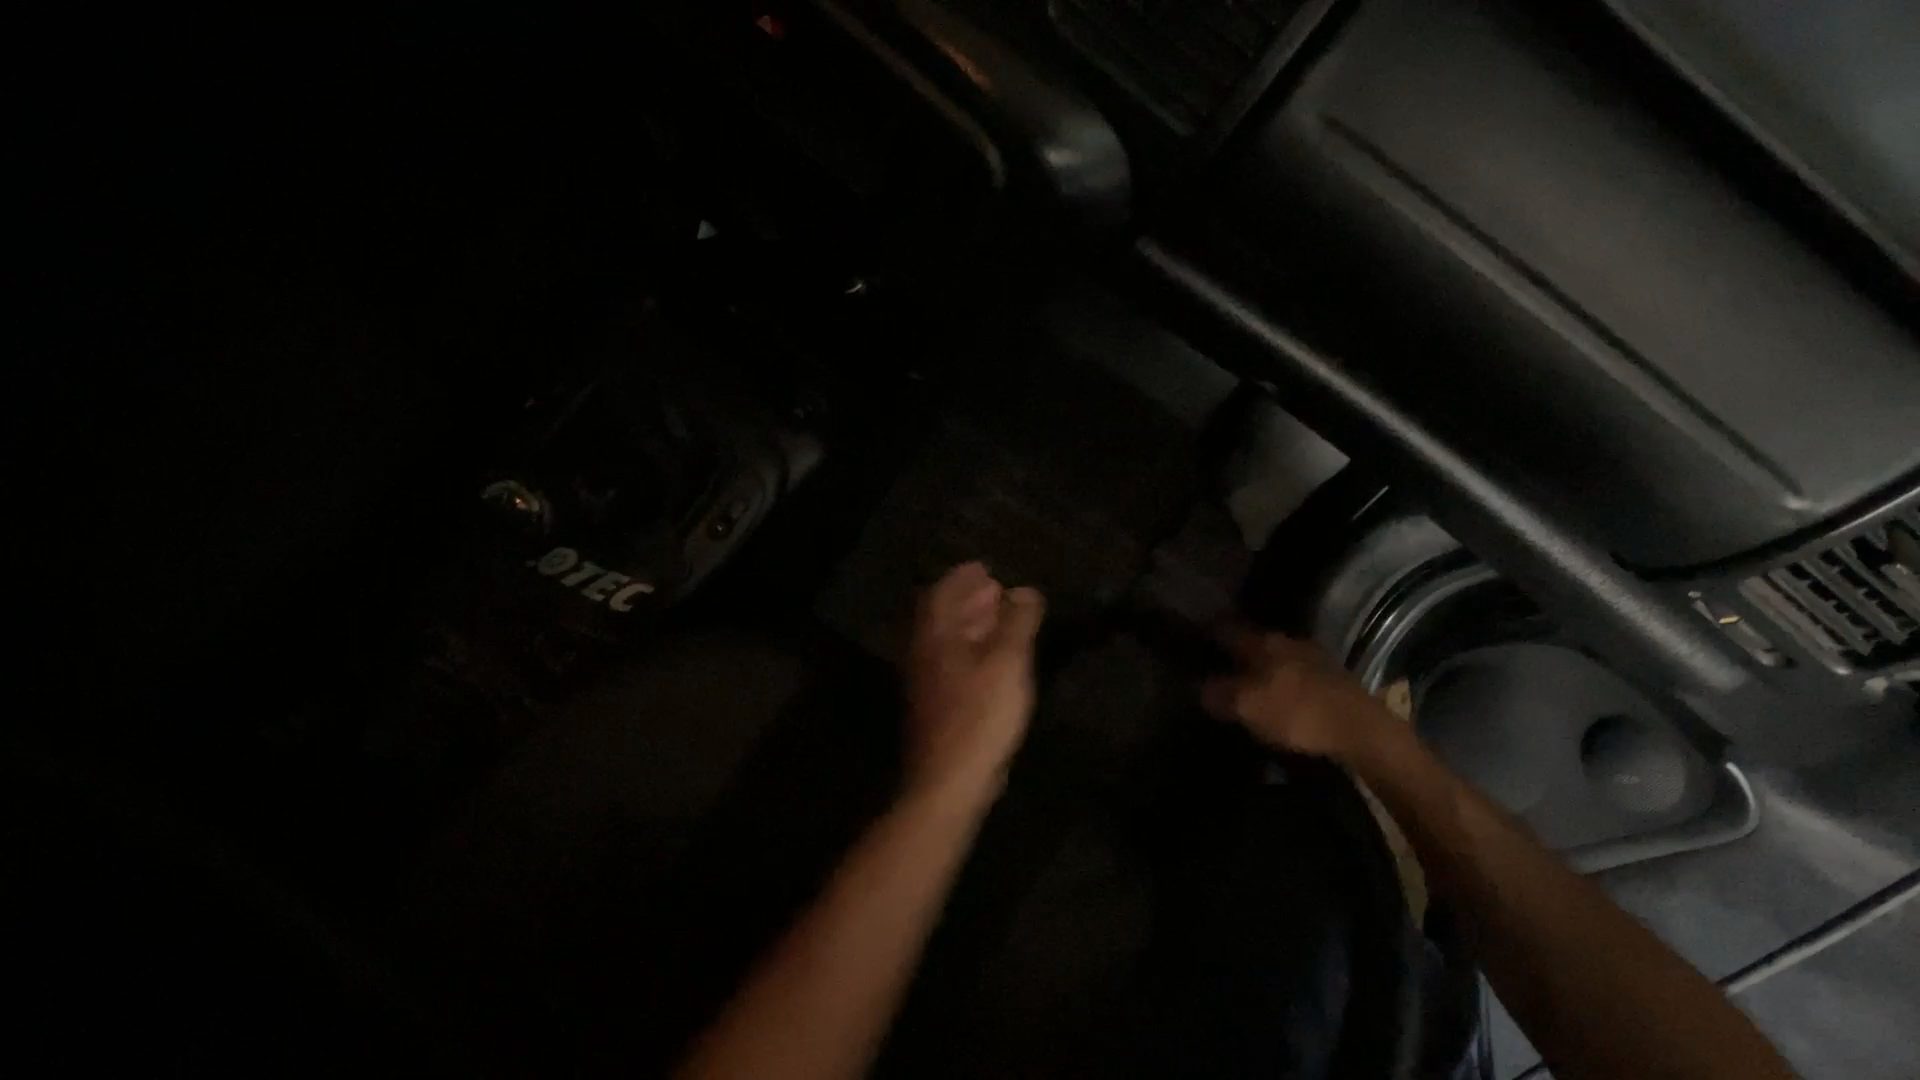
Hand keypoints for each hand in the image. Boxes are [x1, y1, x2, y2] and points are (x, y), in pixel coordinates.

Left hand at [903, 563, 1046, 798]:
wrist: (948, 782)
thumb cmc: (979, 715)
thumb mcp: (1007, 662)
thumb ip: (1017, 622)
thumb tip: (1024, 590)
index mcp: (935, 637)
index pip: (941, 593)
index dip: (962, 577)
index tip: (984, 567)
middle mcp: (924, 654)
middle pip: (943, 616)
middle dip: (969, 599)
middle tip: (997, 589)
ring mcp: (927, 684)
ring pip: (948, 642)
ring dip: (973, 626)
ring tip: (1003, 620)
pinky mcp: (937, 708)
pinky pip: (954, 665)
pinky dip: (973, 651)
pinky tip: (996, 662)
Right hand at [1202, 630, 1403, 762]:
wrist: (1362, 729)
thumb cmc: (1297, 713)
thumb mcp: (1248, 707)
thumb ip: (1219, 694)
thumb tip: (1197, 686)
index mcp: (1263, 643)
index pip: (1227, 629)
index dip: (1209, 632)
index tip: (1194, 636)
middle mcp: (1287, 642)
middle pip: (1254, 641)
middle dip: (1237, 651)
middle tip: (1218, 663)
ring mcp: (1314, 658)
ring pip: (1278, 657)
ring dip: (1263, 666)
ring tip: (1249, 682)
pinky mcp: (1333, 678)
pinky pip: (1297, 673)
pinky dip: (1284, 680)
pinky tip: (1281, 696)